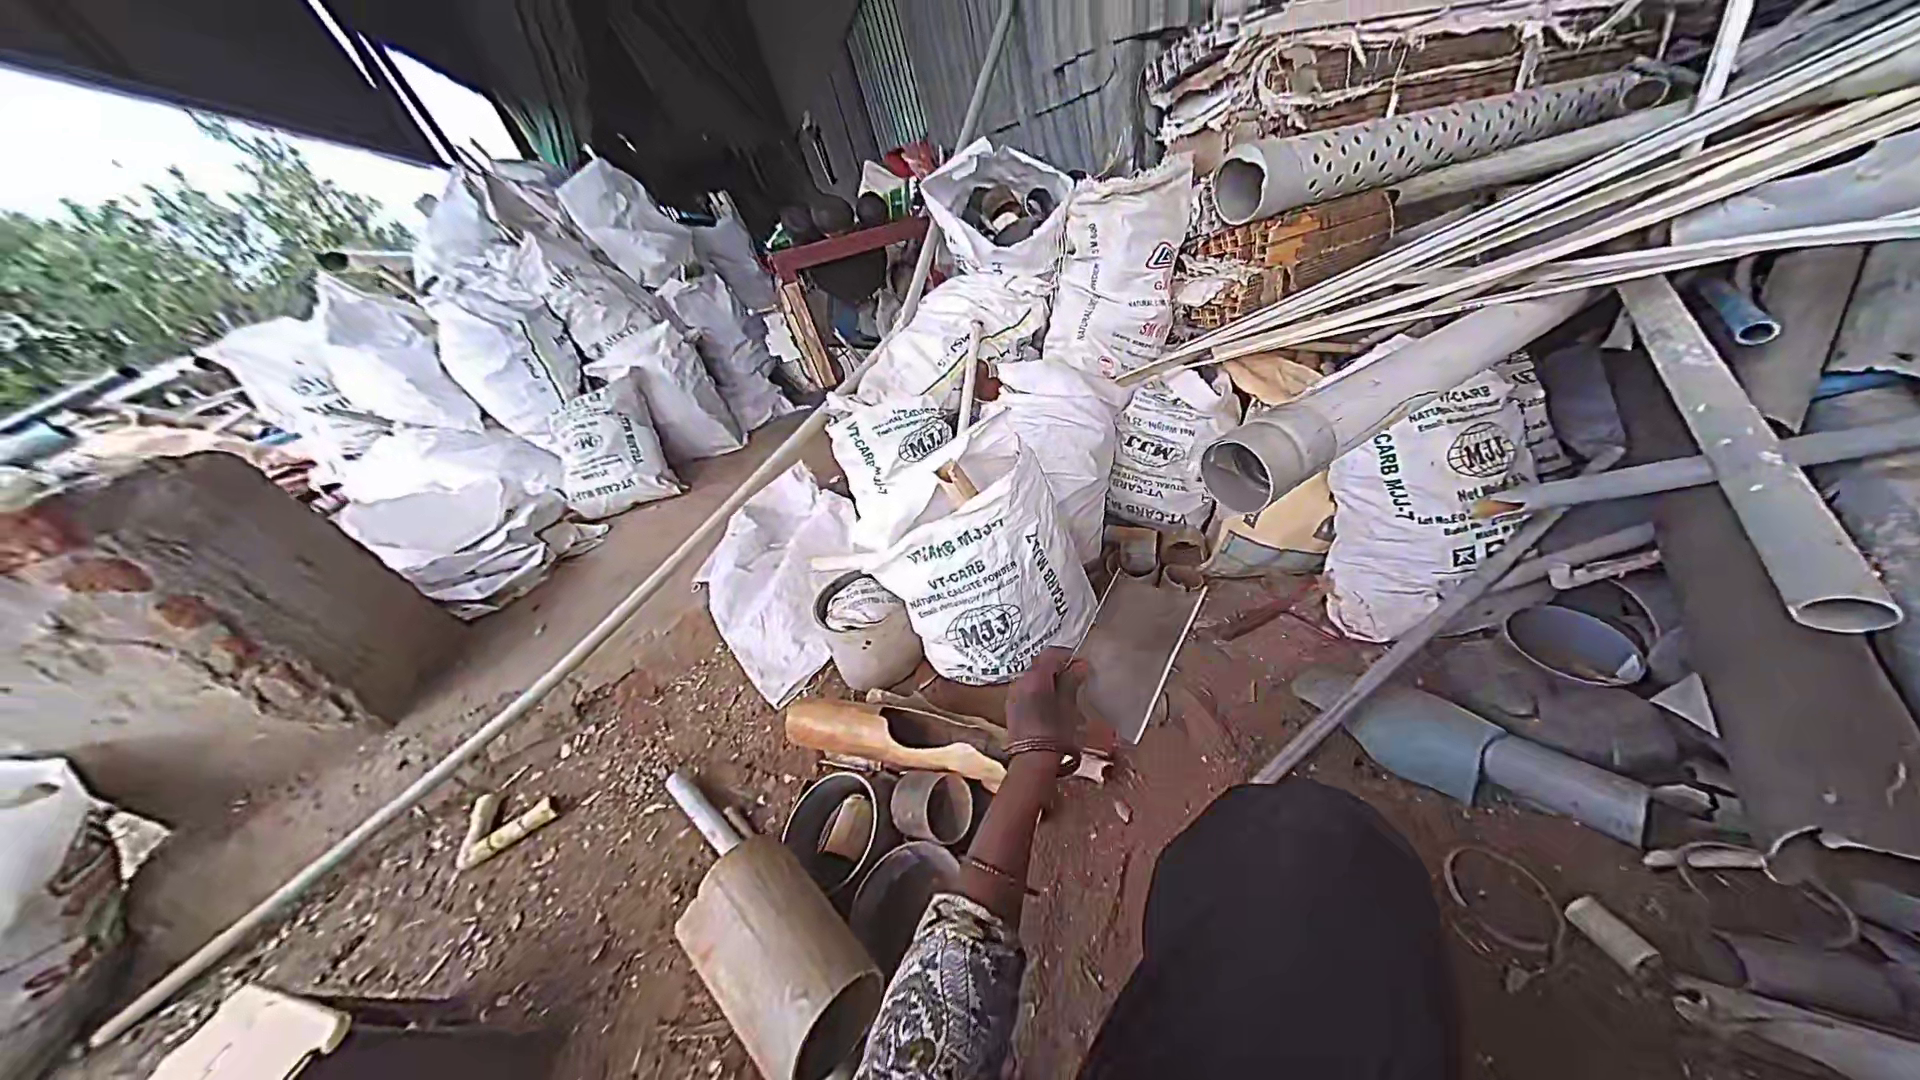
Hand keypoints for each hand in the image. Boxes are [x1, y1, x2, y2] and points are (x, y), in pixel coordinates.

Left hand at [1006, 647, 1085, 749]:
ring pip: (1032, 677)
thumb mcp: (1068, 705)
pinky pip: (1025, 689)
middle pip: (1040, 664)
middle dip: (1057, 668)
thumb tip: (1079, 664)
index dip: (1067, 656)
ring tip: (1063, 693)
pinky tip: (1048, 704)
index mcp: (1035, 677)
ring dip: (1047, 680)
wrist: (1032, 759)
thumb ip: (1072, 681)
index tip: (1080, 665)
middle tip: (1074, 679)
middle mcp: (1020, 680)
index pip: (1051, 654)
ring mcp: (1013, 693)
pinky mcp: (1010, 705)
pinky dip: (1037, 690)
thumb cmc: (1055, 733)